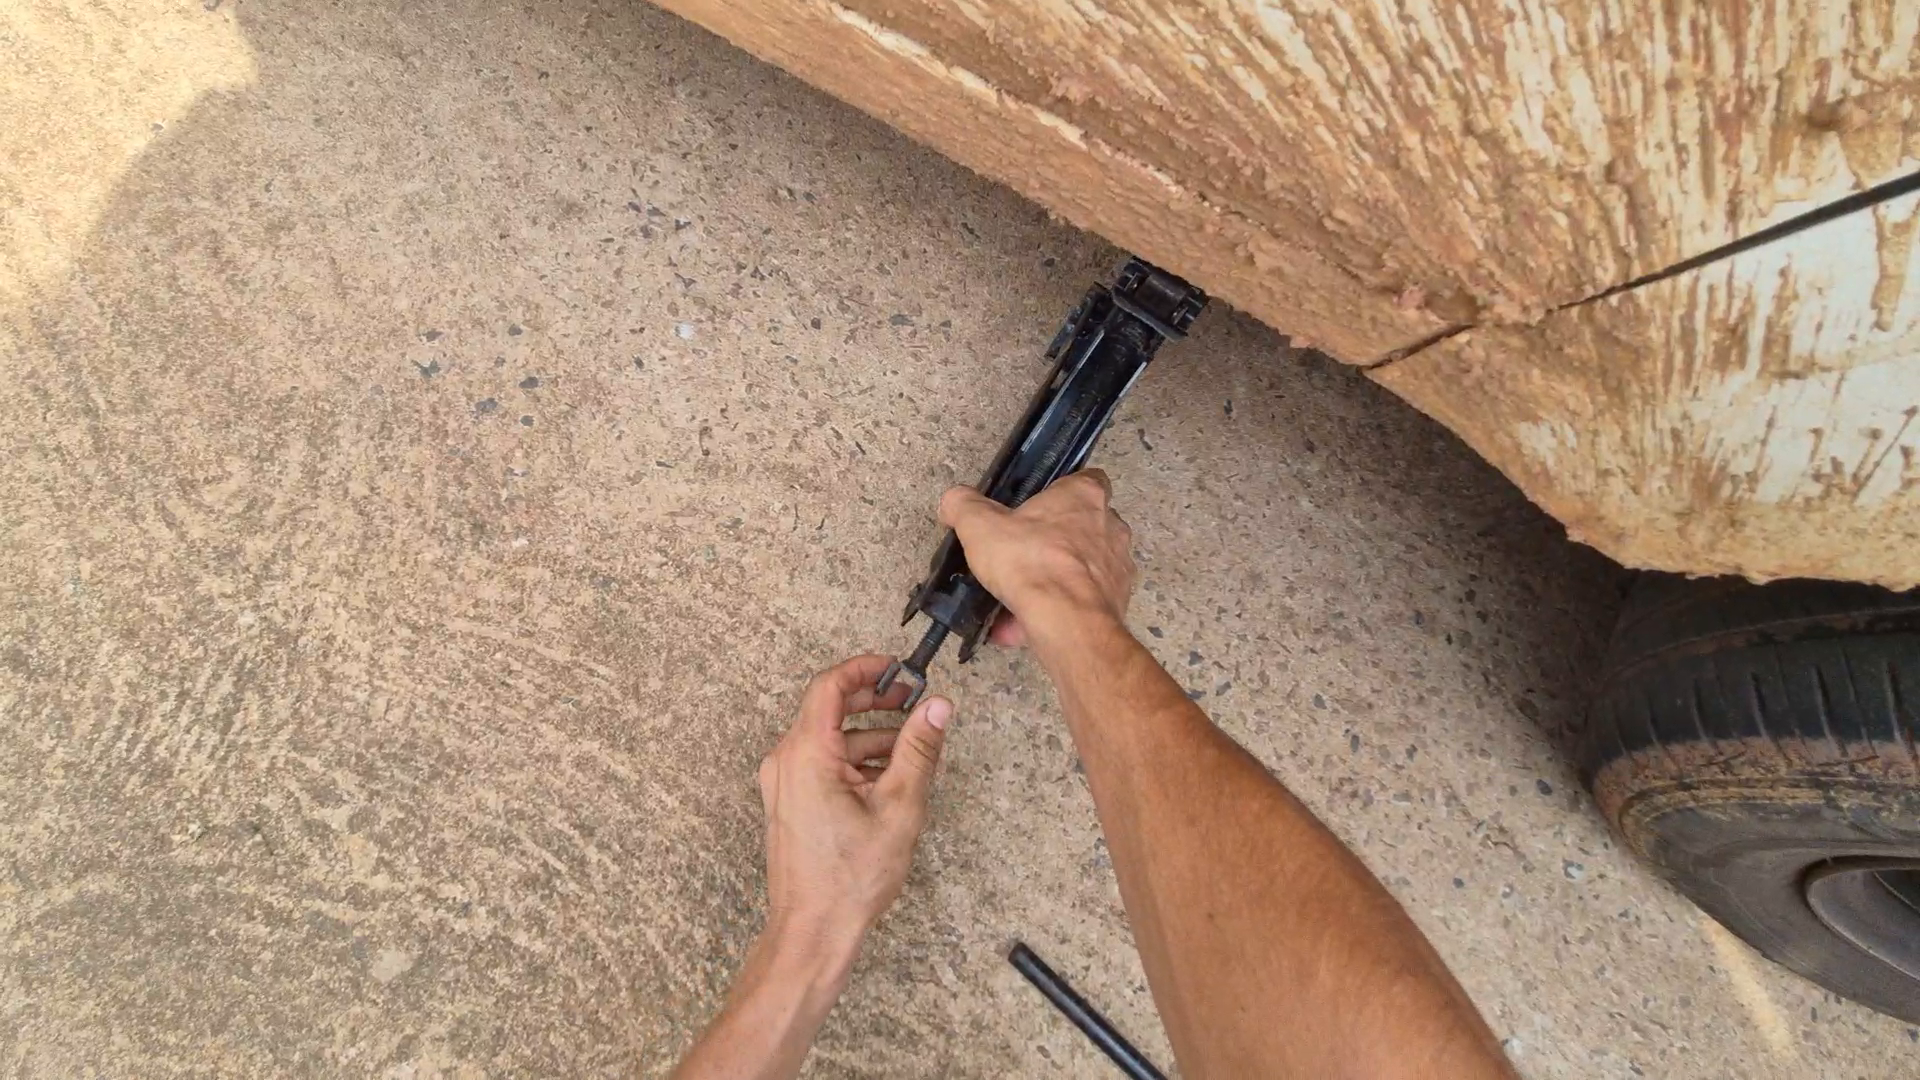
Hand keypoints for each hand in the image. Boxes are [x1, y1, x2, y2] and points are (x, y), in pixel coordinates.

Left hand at [757, 654, 952, 970]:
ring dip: (870, 734)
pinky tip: (888, 777)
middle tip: (911, 700)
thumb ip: (919, 748)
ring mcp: (784, 782)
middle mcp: (786, 760)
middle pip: (829, 708)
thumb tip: (937, 705)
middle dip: (874, 700)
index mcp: (807, 753)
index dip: (865, 668)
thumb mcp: (899, 804)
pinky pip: (823, 762)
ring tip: (910, 746)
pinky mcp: (790, 800)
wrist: (812, 932)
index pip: (830, 685)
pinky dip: (856, 760)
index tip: (897, 668)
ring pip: (830, 738)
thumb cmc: (850, 876)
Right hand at [938, 470, 1136, 648]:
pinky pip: (1080, 603)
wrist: (1066, 621)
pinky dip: (1055, 611)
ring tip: (1013, 598)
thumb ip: (964, 506)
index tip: (1037, 507)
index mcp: (1084, 497)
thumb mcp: (981, 526)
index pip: (1087, 478)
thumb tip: (953, 502)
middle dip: (1052, 543)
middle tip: (1020, 556)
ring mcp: (1118, 567)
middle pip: (1083, 527)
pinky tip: (1021, 624)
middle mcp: (1111, 528)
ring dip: (1051, 582)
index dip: (1062, 492)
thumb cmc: (1033, 564)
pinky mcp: (1116, 602)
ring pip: (1080, 570)